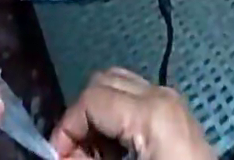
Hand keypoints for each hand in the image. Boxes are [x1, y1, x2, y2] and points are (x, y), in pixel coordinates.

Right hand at [50, 68, 215, 159]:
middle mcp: (161, 94)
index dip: (66, 127)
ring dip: (99, 117)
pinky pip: (137, 101)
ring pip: (119, 87)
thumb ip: (87, 159)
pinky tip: (116, 153)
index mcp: (150, 109)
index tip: (55, 156)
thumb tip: (60, 154)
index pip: (91, 98)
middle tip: (73, 156)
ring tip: (93, 156)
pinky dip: (118, 120)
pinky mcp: (177, 115)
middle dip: (82, 117)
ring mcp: (172, 102)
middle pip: (104, 81)